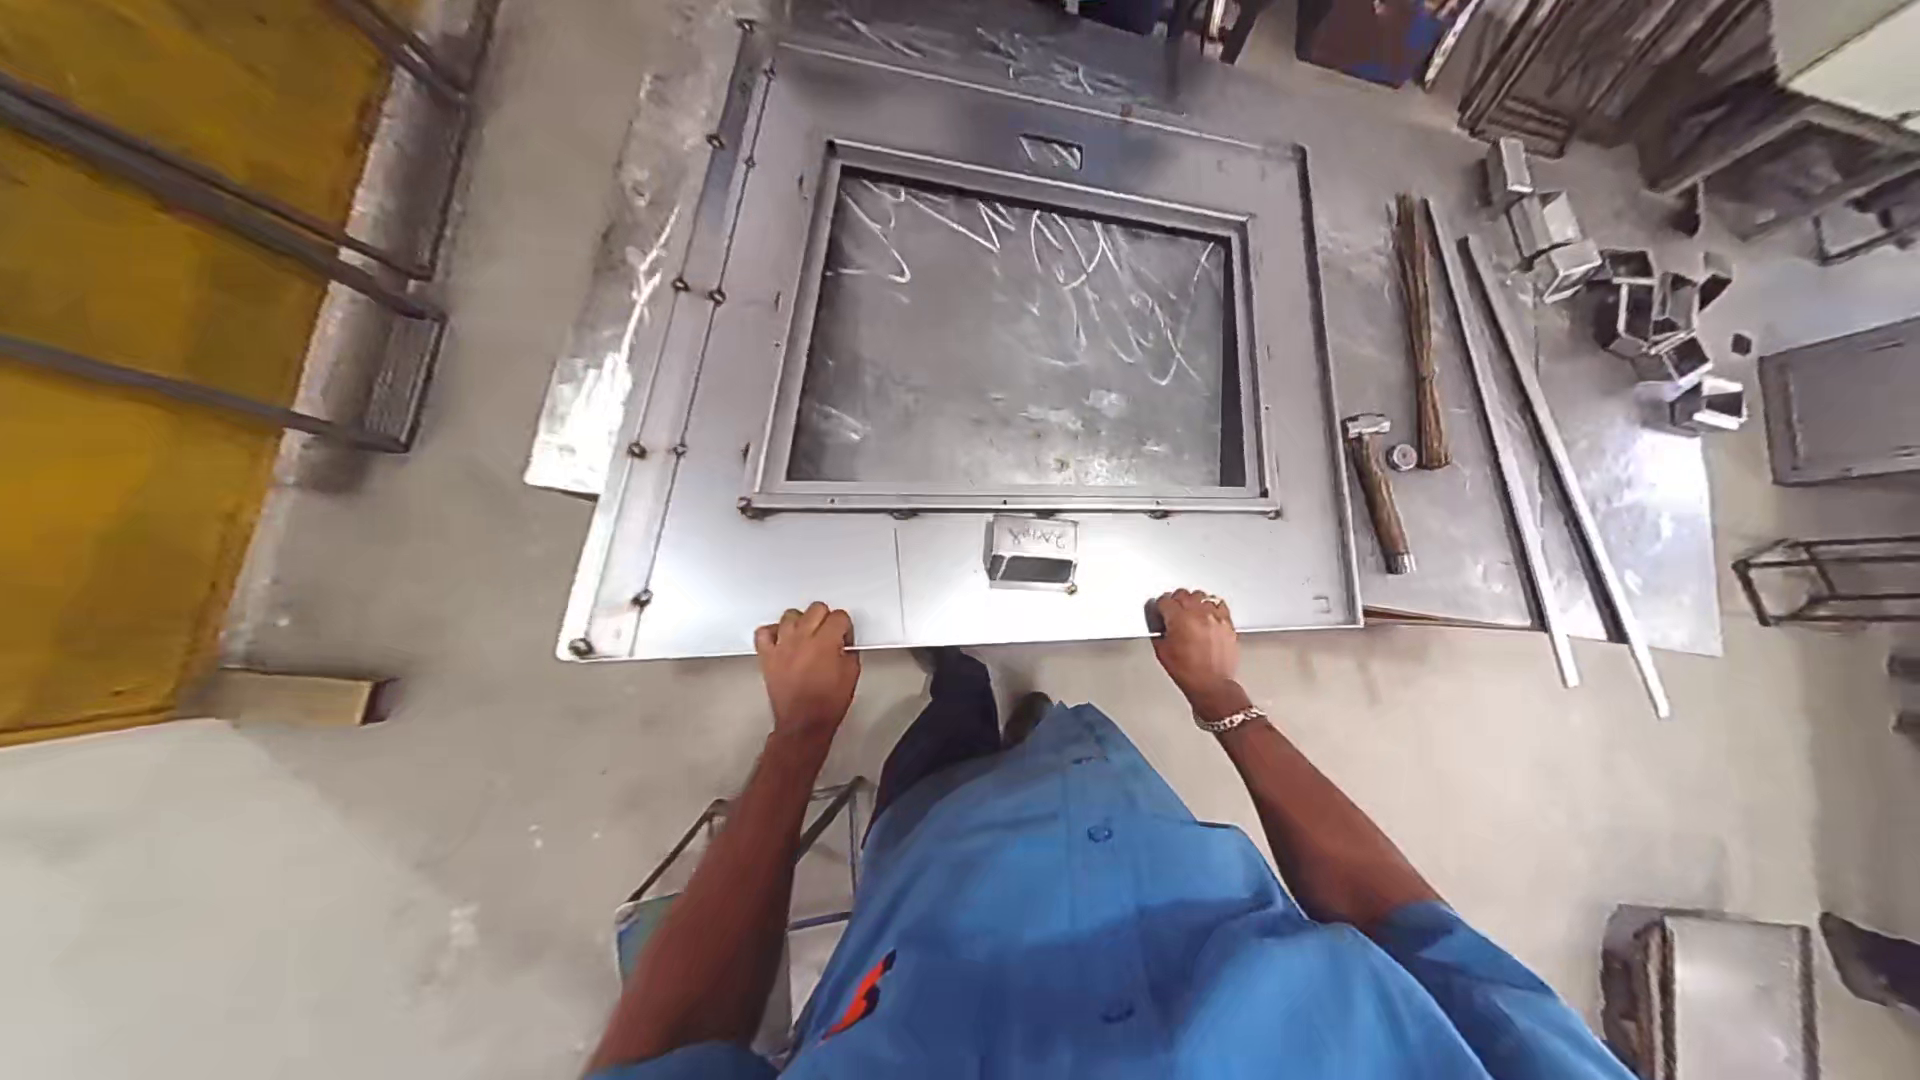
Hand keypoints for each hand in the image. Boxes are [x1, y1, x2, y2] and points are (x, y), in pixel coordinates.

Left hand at [755, 602, 859, 743]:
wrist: (804, 724)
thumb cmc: (825, 704)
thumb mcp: (851, 675)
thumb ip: (848, 653)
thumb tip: (844, 646)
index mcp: (825, 642)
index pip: (839, 616)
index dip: (845, 627)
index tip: (844, 637)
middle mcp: (802, 639)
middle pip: (816, 608)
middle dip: (826, 618)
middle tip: (829, 633)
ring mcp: (783, 646)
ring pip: (790, 615)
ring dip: (801, 621)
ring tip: (807, 633)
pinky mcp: (768, 656)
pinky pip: (764, 633)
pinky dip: (772, 632)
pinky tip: (781, 638)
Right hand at [1150, 589, 1252, 722]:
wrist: (1211, 685)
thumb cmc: (1188, 672)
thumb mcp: (1162, 651)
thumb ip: (1160, 631)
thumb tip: (1161, 623)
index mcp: (1179, 619)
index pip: (1165, 601)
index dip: (1160, 606)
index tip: (1160, 610)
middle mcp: (1198, 614)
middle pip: (1183, 594)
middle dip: (1175, 601)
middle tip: (1173, 610)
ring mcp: (1215, 617)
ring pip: (1201, 596)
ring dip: (1193, 602)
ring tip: (1190, 611)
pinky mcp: (1227, 623)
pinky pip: (1219, 605)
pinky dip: (1211, 607)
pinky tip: (1207, 614)